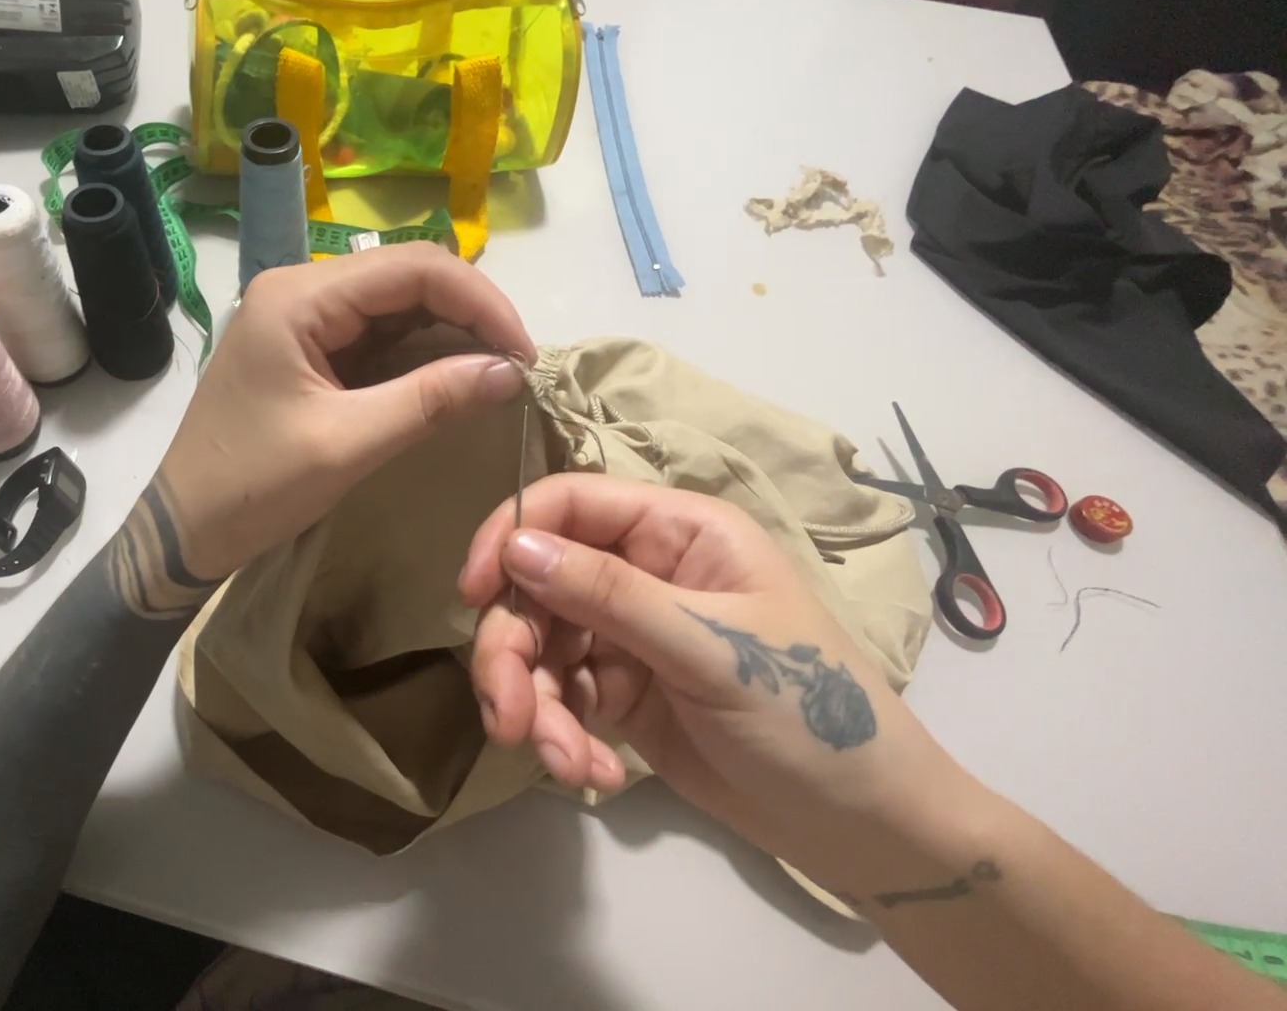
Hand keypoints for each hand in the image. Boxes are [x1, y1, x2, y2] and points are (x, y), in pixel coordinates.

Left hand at [159, 242, 534, 580]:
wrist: (184, 527)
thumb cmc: (253, 487)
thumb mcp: (346, 445)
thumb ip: (429, 401)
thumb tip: (510, 372)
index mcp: (298, 297)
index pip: (413, 268)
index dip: (481, 302)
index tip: (523, 355)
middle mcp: (300, 290)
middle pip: (406, 278)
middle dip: (469, 316)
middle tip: (514, 368)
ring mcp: (301, 318)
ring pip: (396, 307)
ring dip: (448, 336)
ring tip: (494, 376)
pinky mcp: (307, 349)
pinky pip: (376, 338)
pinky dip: (418, 357)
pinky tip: (451, 380)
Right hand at [457, 474, 970, 889]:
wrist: (861, 828)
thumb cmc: (811, 714)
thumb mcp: (711, 648)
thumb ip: (609, 594)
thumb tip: (515, 546)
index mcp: (676, 533)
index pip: (569, 505)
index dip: (509, 536)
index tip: (471, 593)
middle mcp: (641, 572)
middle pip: (537, 586)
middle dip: (514, 653)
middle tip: (507, 716)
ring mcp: (624, 633)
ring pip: (538, 647)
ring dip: (535, 706)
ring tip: (563, 762)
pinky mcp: (615, 690)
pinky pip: (557, 696)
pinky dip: (561, 734)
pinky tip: (592, 772)